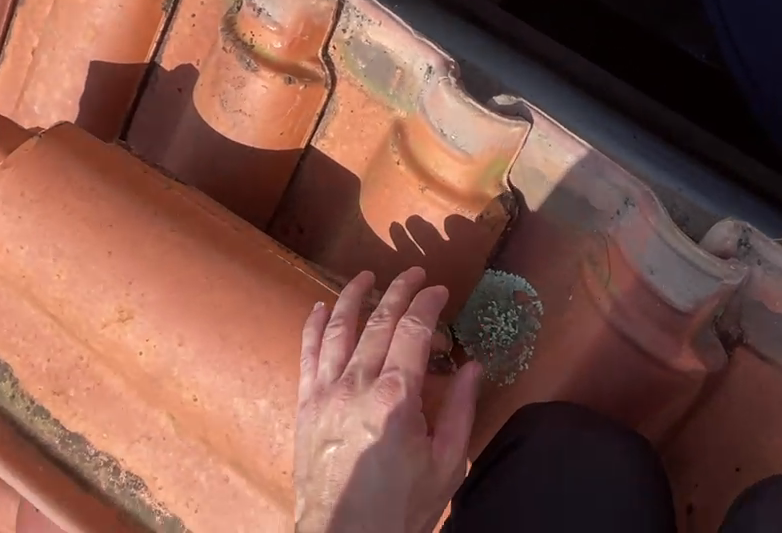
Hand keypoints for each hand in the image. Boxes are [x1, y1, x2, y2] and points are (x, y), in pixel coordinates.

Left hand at [295, 267, 482, 532]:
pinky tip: (318, 306)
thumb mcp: (446, 466)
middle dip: (399, 290)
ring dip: (354, 295)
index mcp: (397, 397)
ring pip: (339, 328)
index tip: (440, 289)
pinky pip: (307, 353)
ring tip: (367, 275)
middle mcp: (358, 384)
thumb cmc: (402, 508)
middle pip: (379, 320)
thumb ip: (461, 410)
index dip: (428, 303)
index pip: (413, 329)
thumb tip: (474, 365)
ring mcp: (327, 392)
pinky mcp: (306, 405)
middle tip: (415, 273)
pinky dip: (313, 325)